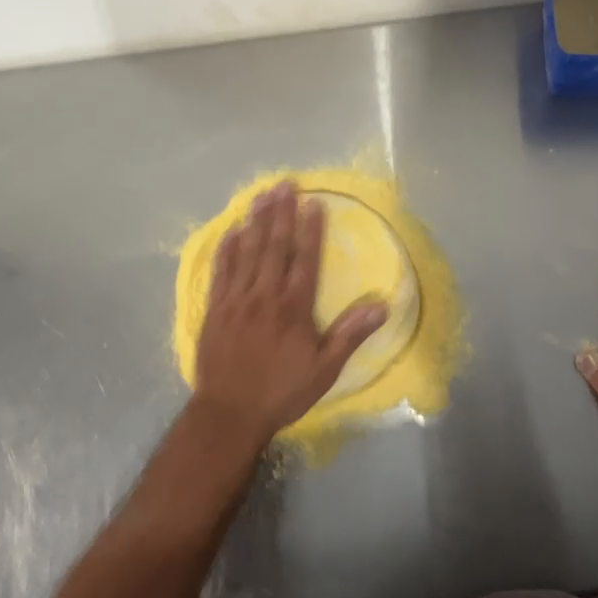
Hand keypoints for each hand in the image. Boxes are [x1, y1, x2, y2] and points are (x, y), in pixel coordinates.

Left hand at [190, 181, 386, 447]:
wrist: (228, 414)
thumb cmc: (282, 392)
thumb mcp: (324, 370)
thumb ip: (350, 335)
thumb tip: (382, 306)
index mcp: (293, 308)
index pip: (305, 259)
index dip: (310, 229)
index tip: (314, 203)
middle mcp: (264, 296)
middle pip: (274, 246)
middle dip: (281, 213)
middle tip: (285, 184)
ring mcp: (236, 300)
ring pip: (247, 251)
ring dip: (255, 221)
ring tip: (261, 195)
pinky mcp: (215, 309)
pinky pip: (221, 270)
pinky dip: (227, 248)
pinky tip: (232, 230)